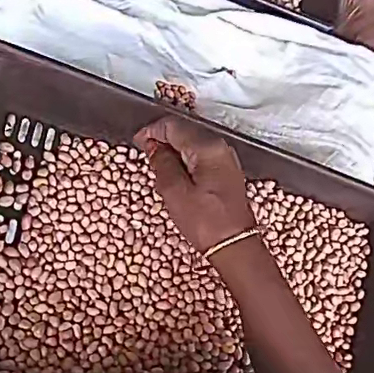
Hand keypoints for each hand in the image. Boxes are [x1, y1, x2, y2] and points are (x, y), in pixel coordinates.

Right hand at [136, 115, 256, 253]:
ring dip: (174, 152)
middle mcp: (221, 148)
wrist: (235, 246)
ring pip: (193, 145)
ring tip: (158, 167)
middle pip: (185, 132)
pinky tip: (176, 176)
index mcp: (208, 148)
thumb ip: (161, 163)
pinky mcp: (227, 174)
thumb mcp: (175, 192)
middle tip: (146, 154)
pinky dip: (186, 162)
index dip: (152, 131)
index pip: (174, 126)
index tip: (138, 141)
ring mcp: (226, 160)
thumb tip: (153, 146)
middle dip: (163, 140)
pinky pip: (202, 158)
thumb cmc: (207, 223)